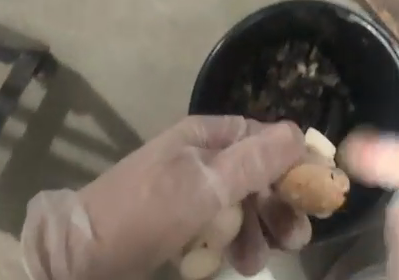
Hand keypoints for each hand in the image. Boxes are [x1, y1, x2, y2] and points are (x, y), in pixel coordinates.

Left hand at [19, 115, 310, 279]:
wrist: (78, 258)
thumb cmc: (145, 213)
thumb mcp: (204, 186)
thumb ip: (253, 161)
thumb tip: (298, 133)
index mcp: (206, 135)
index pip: (263, 137)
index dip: (293, 160)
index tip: (320, 187)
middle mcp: (201, 156)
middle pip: (255, 172)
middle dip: (278, 203)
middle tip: (297, 237)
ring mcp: (188, 190)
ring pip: (239, 203)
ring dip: (257, 230)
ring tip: (260, 261)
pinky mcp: (177, 222)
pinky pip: (218, 226)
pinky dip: (232, 243)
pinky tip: (238, 264)